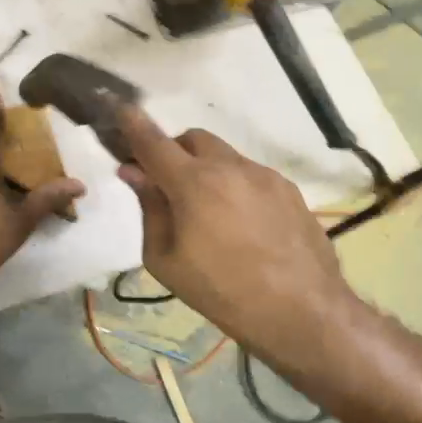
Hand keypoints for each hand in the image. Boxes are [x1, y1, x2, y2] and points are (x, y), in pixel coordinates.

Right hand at [115, 104, 357, 362]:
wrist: (302, 314)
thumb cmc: (220, 290)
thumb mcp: (164, 258)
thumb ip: (149, 208)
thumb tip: (134, 173)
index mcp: (193, 184)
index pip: (153, 142)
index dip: (132, 124)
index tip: (119, 109)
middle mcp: (230, 169)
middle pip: (193, 138)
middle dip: (173, 151)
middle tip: (165, 183)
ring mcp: (265, 178)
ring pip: (224, 156)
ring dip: (205, 168)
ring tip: (205, 210)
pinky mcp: (290, 192)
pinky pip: (250, 175)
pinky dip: (233, 184)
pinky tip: (237, 222)